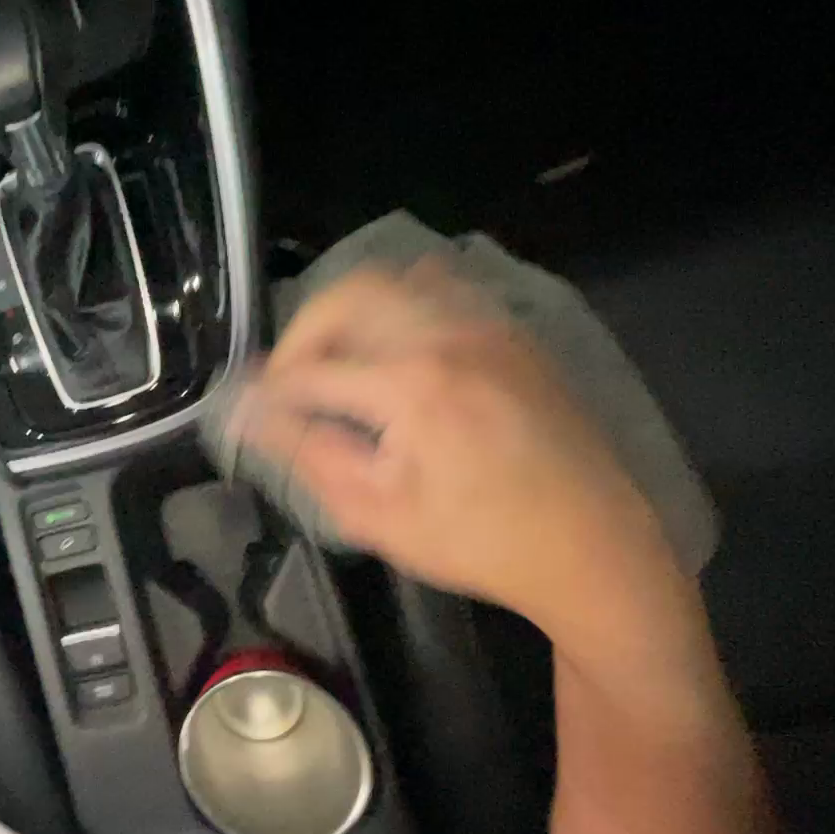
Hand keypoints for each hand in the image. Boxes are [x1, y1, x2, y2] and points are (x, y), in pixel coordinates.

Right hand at [231, 259, 676, 631]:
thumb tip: (247, 416)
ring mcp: (488, 329)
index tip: (239, 412)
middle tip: (287, 383)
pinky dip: (395, 309)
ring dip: (345, 317)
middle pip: (345, 297)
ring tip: (334, 366)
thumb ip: (306, 453)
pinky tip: (388, 353)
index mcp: (412, 387)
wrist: (595, 550)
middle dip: (299, 337)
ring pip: (391, 283)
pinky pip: (438, 291)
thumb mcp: (375, 513)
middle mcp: (449, 338)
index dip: (263, 392)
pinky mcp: (511, 335)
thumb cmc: (477, 543)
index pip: (308, 371)